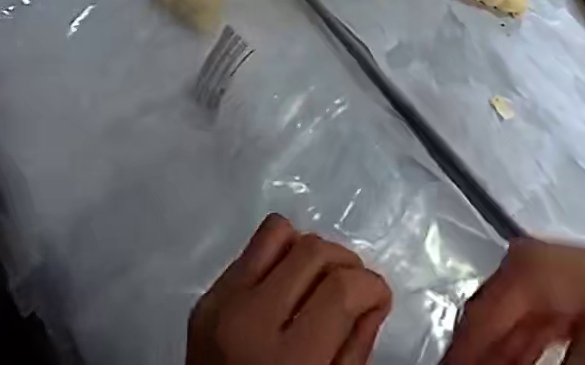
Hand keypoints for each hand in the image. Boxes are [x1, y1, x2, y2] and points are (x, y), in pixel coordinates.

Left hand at [188, 214, 391, 364]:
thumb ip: (355, 348)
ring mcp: (222, 303)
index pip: (341, 289)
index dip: (371, 286)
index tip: (378, 297)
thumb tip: (374, 296)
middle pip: (314, 250)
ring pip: (279, 232)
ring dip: (308, 250)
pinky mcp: (206, 297)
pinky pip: (252, 247)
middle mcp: (250, 321)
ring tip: (316, 281)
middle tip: (353, 288)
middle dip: (345, 263)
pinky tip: (285, 288)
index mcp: (287, 360)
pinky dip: (278, 256)